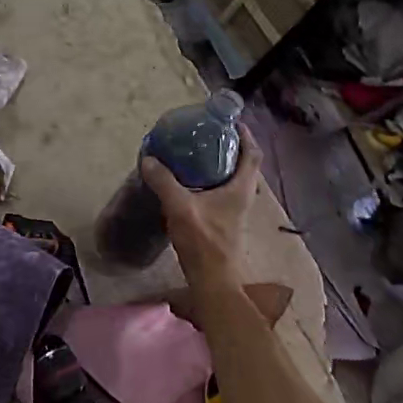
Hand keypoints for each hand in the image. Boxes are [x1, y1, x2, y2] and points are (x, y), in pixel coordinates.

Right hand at [140, 125, 262, 285]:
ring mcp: (236, 210)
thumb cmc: (204, 242)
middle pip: (245, 164)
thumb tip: (149, 159)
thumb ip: (165, 182)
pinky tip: (191, 182)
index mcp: (241, 188)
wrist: (213, 281)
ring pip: (234, 178)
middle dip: (230, 146)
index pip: (253, 153)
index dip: (245, 135)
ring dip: (221, 164)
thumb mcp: (180, 208)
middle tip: (208, 135)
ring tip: (198, 153)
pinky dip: (212, 180)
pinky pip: (223, 191)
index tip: (230, 122)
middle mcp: (244, 196)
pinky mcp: (226, 220)